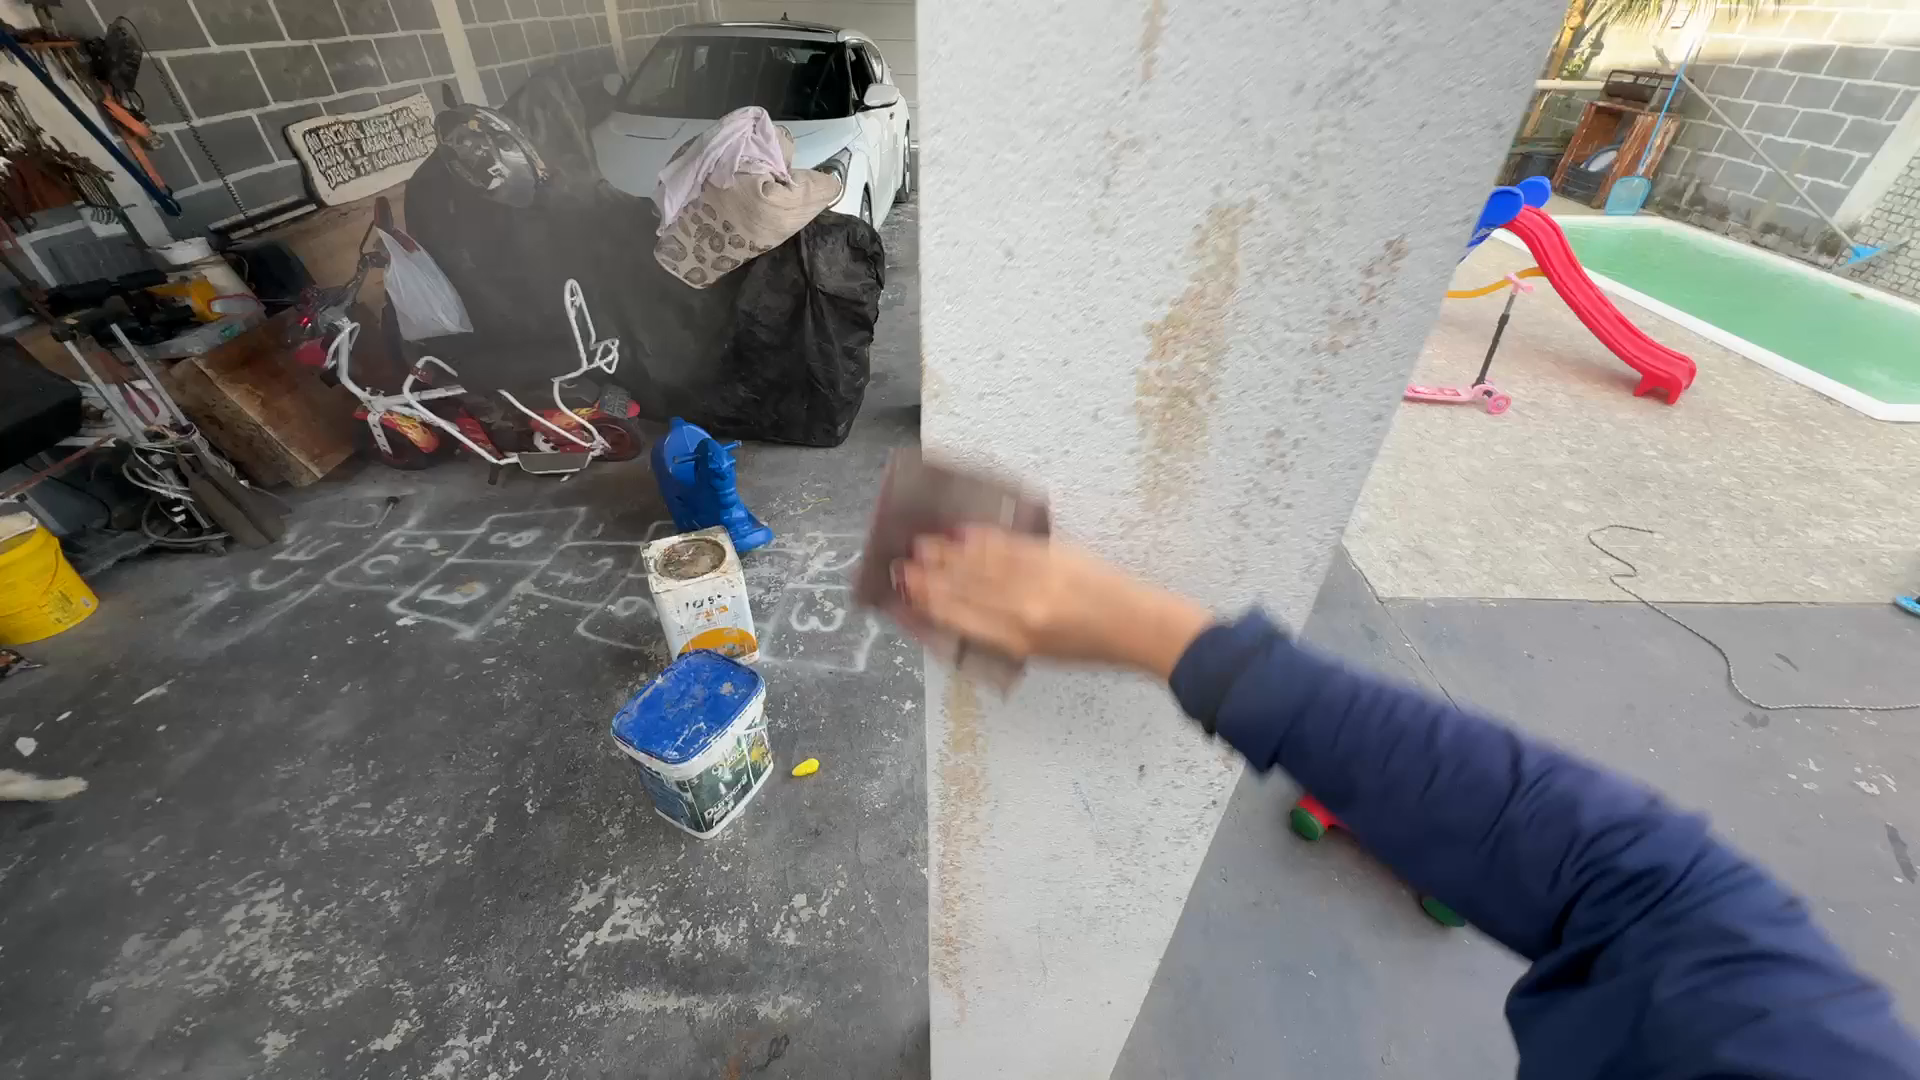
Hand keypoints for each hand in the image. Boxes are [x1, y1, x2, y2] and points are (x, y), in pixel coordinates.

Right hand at [892, 527, 1213, 679]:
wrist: (1140, 626)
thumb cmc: (1092, 647)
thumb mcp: (1042, 654)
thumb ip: (1002, 633)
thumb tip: (965, 611)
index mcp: (1016, 641)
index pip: (960, 618)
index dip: (929, 602)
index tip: (906, 591)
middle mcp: (1021, 611)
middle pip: (964, 588)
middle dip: (930, 575)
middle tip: (903, 562)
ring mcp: (1038, 581)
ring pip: (981, 564)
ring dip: (948, 553)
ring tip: (923, 542)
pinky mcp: (1055, 557)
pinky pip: (1010, 546)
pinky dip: (983, 538)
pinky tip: (963, 533)